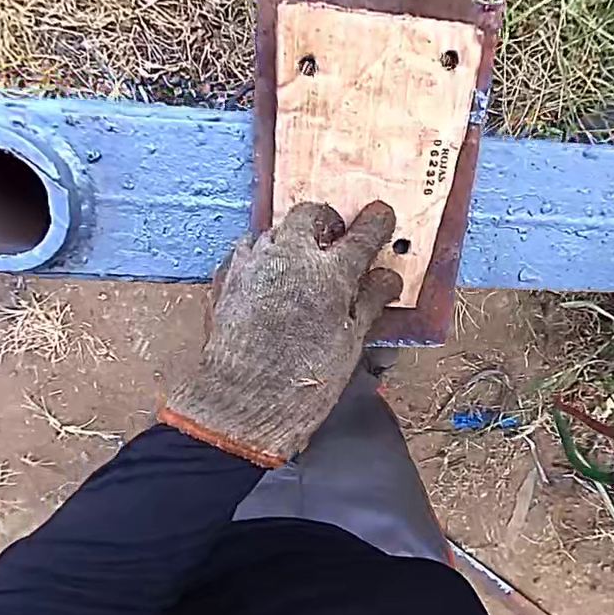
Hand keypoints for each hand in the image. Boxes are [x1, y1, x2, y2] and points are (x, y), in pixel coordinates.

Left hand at [160, 201, 403, 466]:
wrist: (241, 401)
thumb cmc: (301, 381)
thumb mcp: (350, 343)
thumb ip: (370, 302)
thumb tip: (386, 280)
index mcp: (330, 273)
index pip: (362, 234)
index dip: (377, 222)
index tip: (381, 216)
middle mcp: (291, 256)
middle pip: (311, 214)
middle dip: (328, 221)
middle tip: (338, 239)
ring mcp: (254, 262)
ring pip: (277, 229)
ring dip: (294, 238)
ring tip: (304, 262)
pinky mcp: (227, 276)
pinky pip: (249, 250)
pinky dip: (264, 255)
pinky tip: (271, 278)